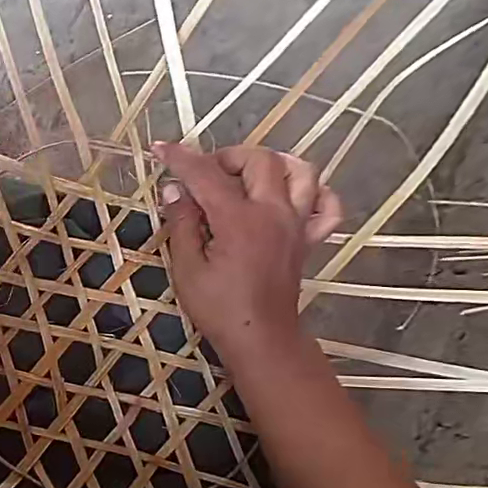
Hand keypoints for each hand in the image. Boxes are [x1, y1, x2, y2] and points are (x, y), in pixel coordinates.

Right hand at [152, 142, 343, 358]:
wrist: (260, 339)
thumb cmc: (218, 308)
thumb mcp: (187, 268)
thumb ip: (182, 223)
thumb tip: (174, 189)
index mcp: (239, 221)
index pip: (207, 176)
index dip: (181, 158)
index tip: (161, 149)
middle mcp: (274, 213)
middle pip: (260, 160)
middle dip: (227, 157)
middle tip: (203, 174)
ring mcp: (297, 224)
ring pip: (301, 172)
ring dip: (273, 163)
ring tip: (247, 175)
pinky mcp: (308, 239)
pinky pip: (327, 206)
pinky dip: (315, 192)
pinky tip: (292, 196)